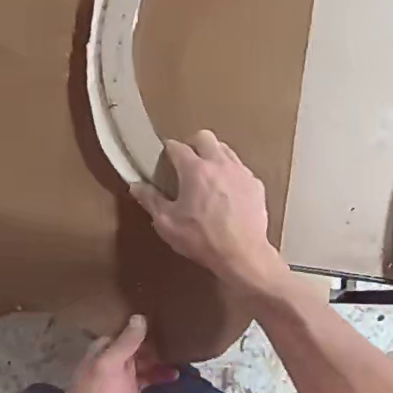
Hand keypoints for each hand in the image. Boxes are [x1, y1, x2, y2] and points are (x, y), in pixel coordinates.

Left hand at [47, 315, 177, 392]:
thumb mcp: (109, 366)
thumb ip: (125, 343)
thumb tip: (140, 316)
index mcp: (106, 347)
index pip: (129, 329)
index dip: (146, 323)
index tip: (168, 316)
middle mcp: (115, 357)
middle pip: (140, 344)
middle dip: (158, 341)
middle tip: (183, 335)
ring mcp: (124, 374)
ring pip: (147, 360)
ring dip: (162, 359)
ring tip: (184, 355)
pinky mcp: (131, 390)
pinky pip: (149, 377)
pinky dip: (161, 375)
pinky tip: (175, 375)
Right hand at [131, 130, 286, 294]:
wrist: (242, 255)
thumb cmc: (203, 240)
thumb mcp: (168, 223)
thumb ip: (151, 201)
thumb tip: (137, 187)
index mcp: (195, 170)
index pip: (176, 146)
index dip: (168, 151)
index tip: (164, 158)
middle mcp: (220, 164)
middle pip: (204, 137)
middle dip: (193, 145)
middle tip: (187, 161)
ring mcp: (241, 173)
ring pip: (225, 150)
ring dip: (213, 156)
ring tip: (206, 175)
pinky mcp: (256, 185)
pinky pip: (241, 169)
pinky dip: (231, 174)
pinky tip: (227, 192)